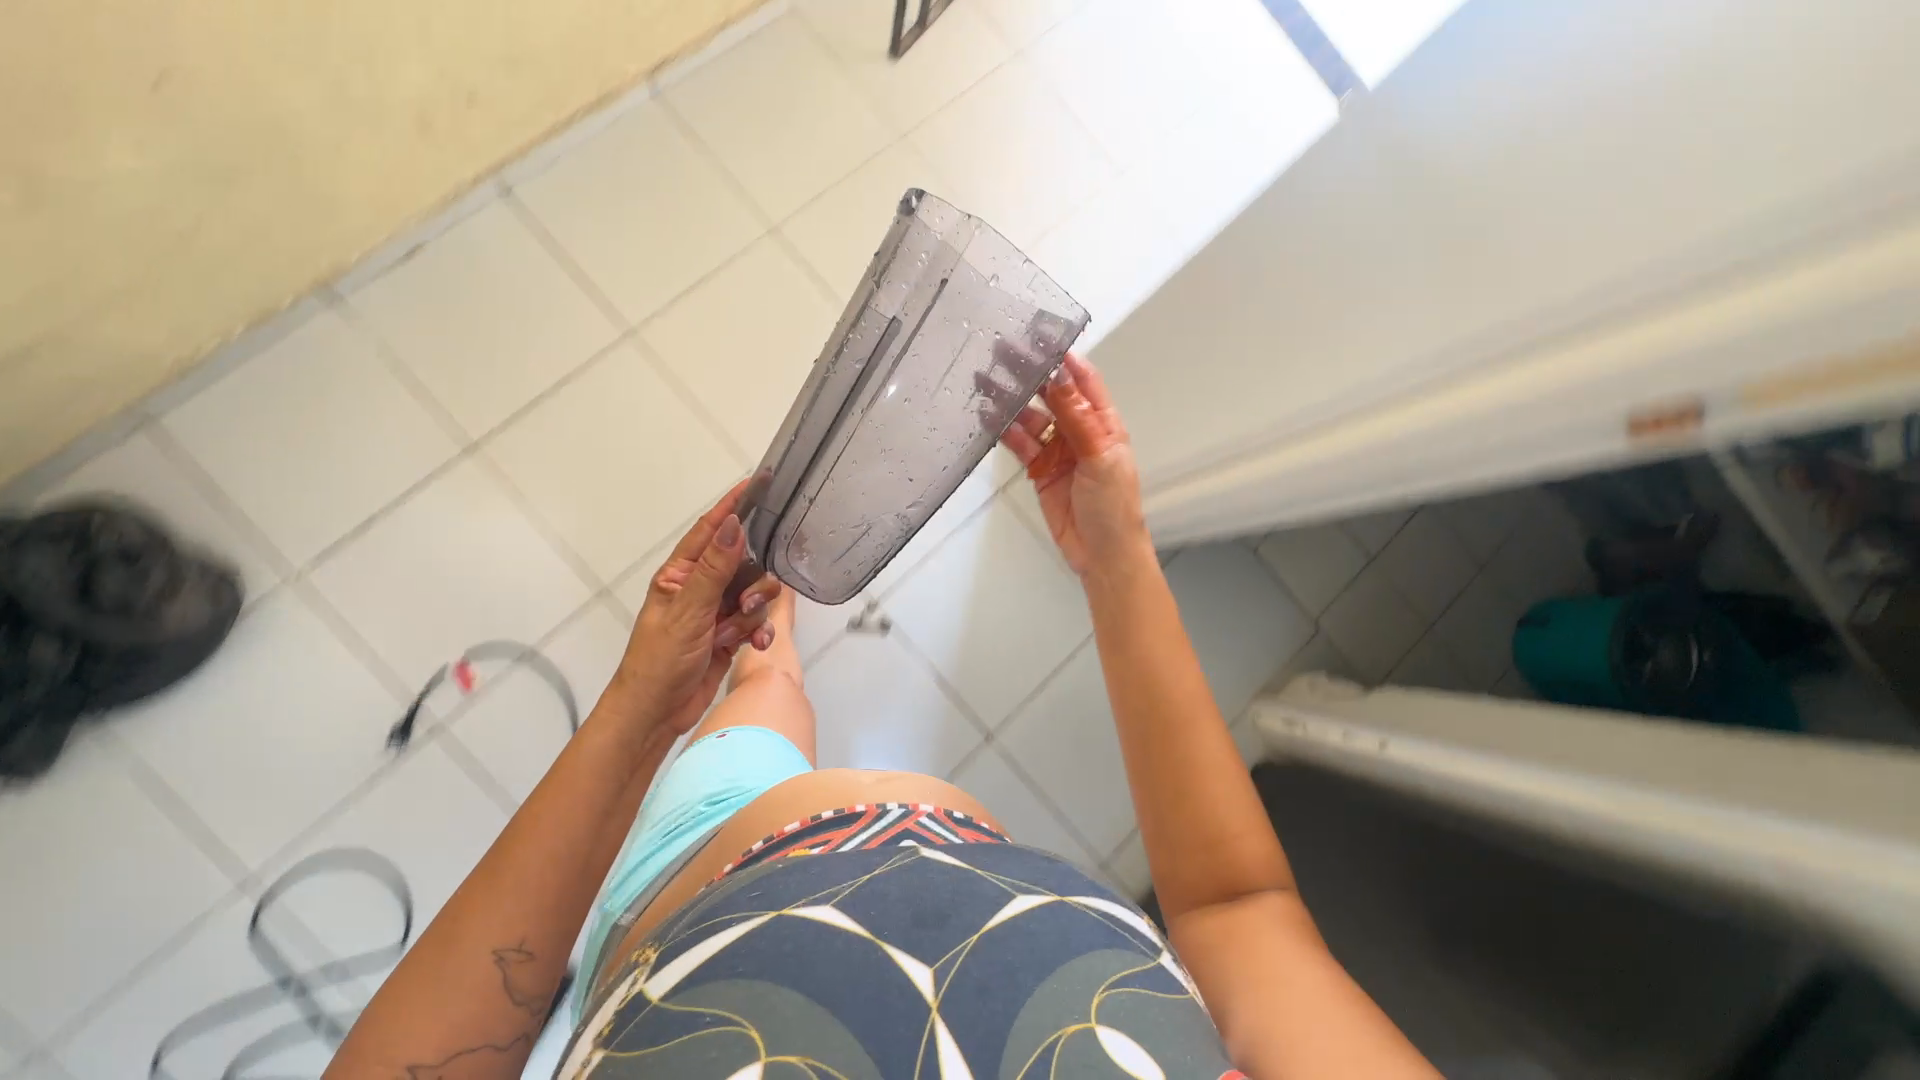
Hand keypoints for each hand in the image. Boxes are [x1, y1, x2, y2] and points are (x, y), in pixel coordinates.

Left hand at [608, 479, 782, 738]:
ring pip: (755, 595)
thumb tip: (732, 524)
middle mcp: (701, 588)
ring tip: (738, 633)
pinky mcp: (729, 635)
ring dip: (754, 613)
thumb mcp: (688, 611)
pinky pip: (756, 622)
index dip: (732, 506)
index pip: (710, 531)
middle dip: (753, 584)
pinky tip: (754, 646)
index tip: (757, 481)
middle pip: (744, 565)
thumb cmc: (660, 660)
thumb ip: (714, 568)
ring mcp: (716, 612)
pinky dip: (758, 633)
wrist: (656, 713)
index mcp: (681, 574)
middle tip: (746, 606)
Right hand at [1000, 353, 1149, 579]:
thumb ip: (1077, 417)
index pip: (1084, 381)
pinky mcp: (1039, 470)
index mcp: (1104, 424)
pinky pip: (1020, 444)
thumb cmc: (1113, 507)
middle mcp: (1080, 432)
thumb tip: (1061, 377)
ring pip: (1031, 417)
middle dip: (1030, 373)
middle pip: (1052, 394)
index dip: (1064, 358)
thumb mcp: (1099, 457)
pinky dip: (1005, 429)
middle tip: (1002, 351)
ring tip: (985, 379)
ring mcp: (1058, 450)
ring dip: (1011, 400)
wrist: (1102, 554)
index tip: (1041, 337)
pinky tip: (988, 414)